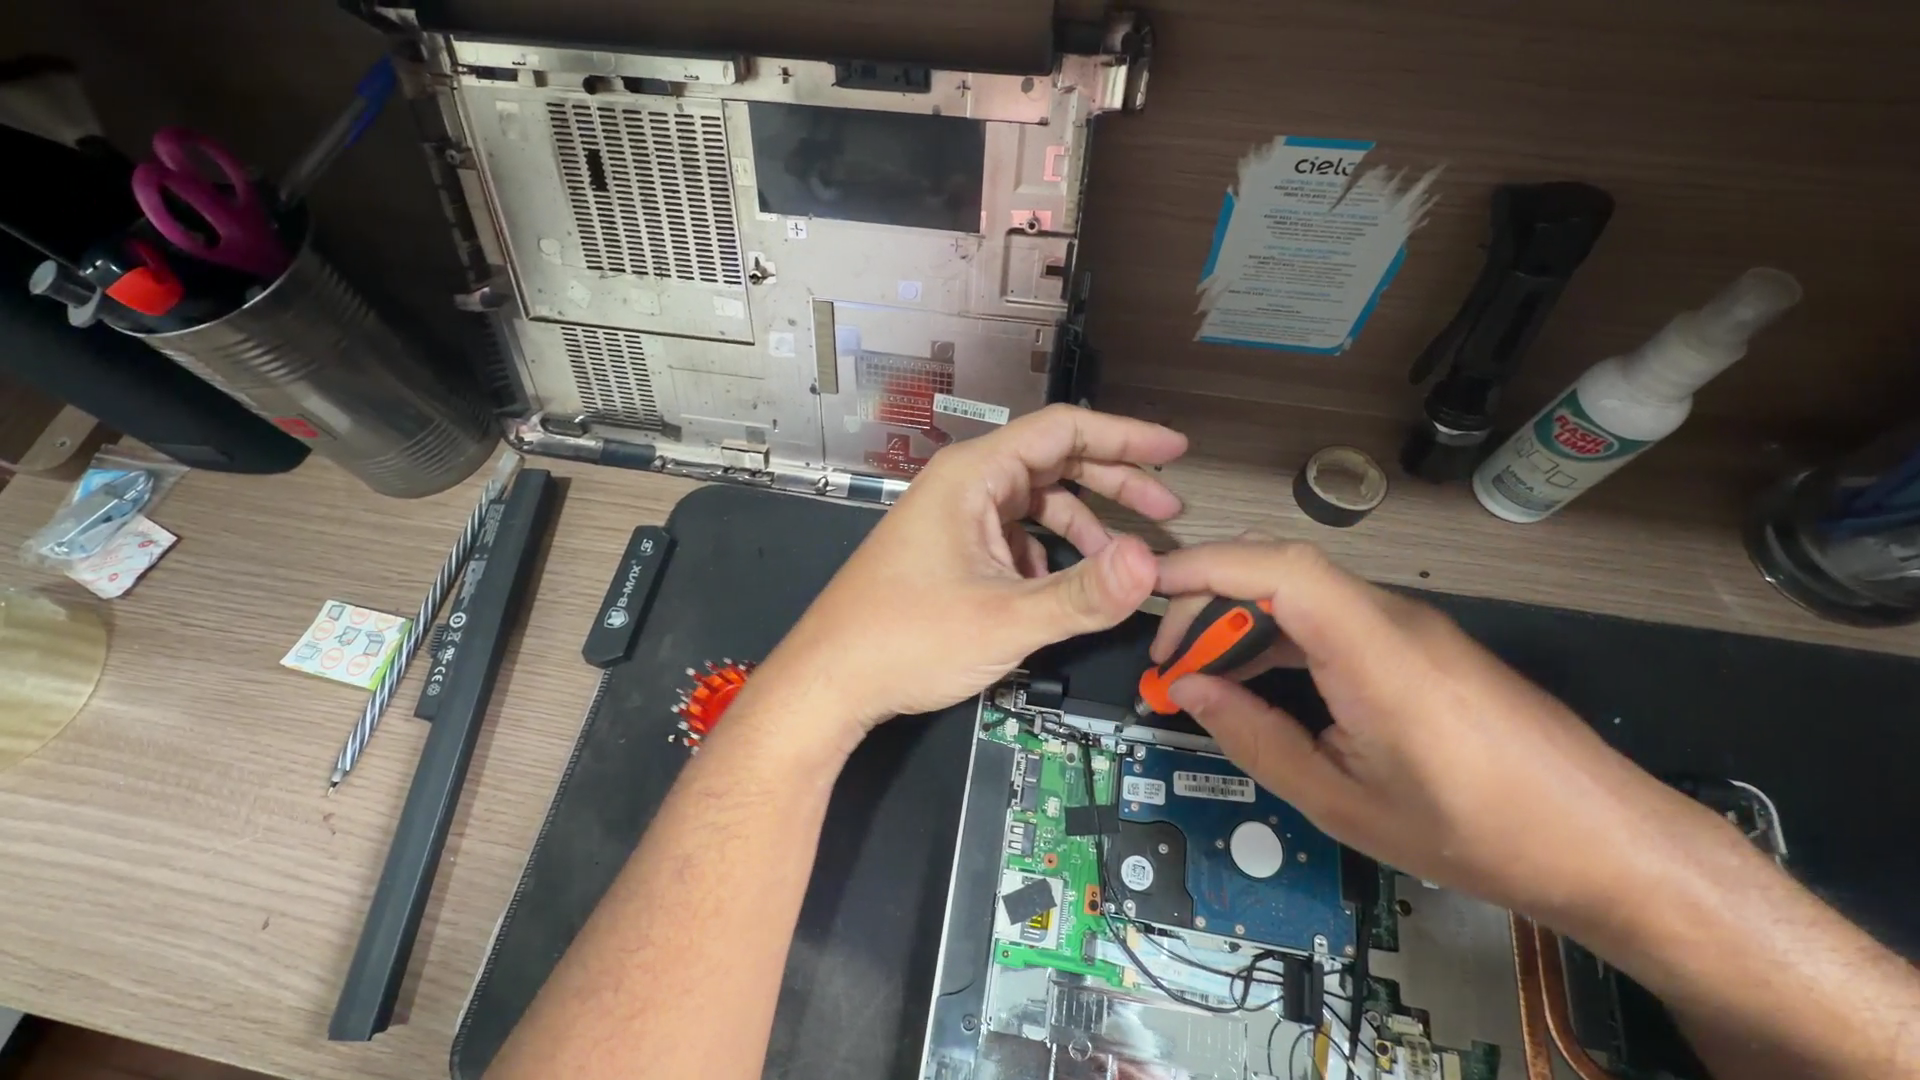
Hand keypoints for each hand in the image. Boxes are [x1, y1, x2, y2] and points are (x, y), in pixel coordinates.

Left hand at [748, 405, 1186, 753]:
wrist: (829, 680)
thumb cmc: (907, 640)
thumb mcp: (1005, 620)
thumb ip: (1082, 594)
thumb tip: (1153, 565)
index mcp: (973, 475)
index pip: (1062, 430)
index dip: (1125, 436)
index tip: (1177, 450)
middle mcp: (964, 485)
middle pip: (1053, 464)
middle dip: (1114, 484)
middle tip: (1167, 511)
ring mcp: (955, 518)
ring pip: (1035, 506)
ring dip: (1082, 529)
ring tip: (1122, 563)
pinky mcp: (950, 550)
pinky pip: (1013, 538)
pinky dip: (1047, 556)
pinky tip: (1063, 589)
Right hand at [1152, 540, 1724, 920]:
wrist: (1609, 845)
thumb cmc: (1478, 833)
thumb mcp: (1343, 802)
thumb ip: (1256, 739)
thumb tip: (1188, 691)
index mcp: (1375, 652)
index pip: (1277, 568)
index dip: (1204, 565)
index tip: (1147, 588)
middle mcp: (1392, 618)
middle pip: (1280, 573)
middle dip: (1208, 604)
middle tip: (1167, 665)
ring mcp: (1409, 627)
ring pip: (1301, 595)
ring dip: (1241, 624)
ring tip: (1200, 679)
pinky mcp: (1418, 644)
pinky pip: (1330, 620)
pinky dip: (1279, 640)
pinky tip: (1256, 682)